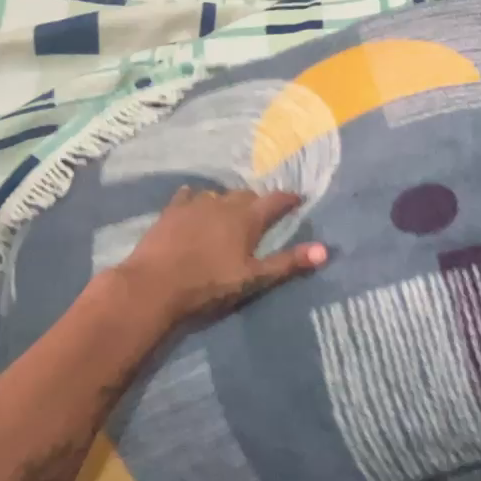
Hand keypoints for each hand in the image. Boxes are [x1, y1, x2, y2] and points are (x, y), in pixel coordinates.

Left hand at [106, 186, 326, 320]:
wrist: (154, 285)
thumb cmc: (209, 284)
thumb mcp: (254, 277)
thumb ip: (288, 262)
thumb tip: (325, 250)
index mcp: (247, 218)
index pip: (275, 200)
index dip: (289, 199)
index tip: (298, 199)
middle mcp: (223, 204)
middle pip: (246, 195)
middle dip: (257, 202)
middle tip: (262, 214)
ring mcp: (194, 205)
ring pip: (218, 195)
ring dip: (227, 202)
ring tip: (229, 213)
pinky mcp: (171, 211)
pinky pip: (188, 196)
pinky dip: (196, 200)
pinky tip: (194, 204)